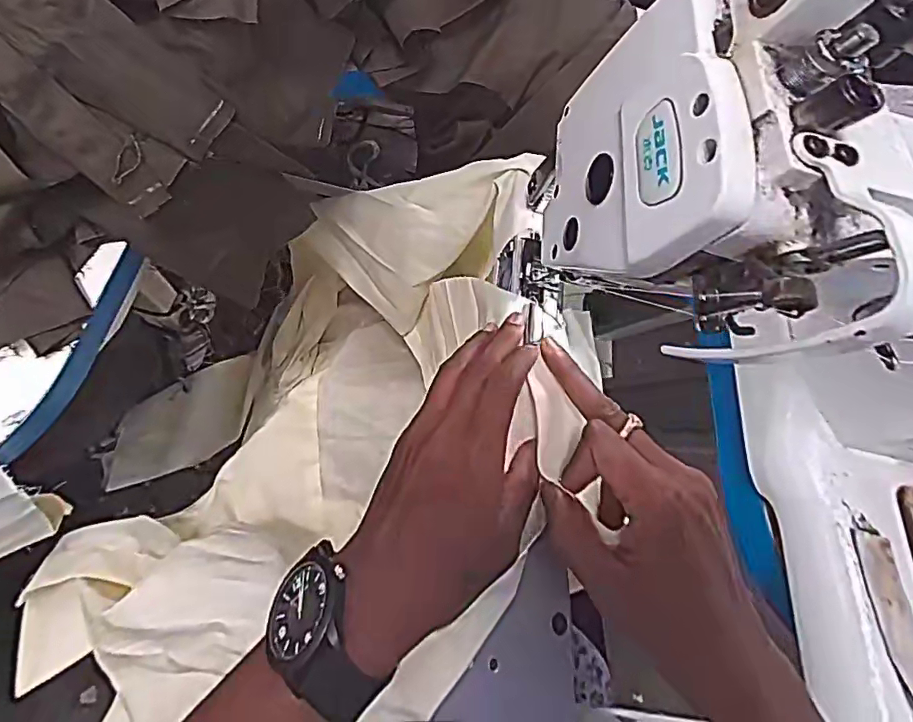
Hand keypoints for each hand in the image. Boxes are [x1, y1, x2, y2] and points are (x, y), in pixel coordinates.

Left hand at [334, 315, 541, 677]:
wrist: (381, 587)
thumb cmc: (440, 570)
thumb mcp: (503, 539)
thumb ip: (520, 486)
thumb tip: (528, 453)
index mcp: (475, 458)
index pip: (499, 390)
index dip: (517, 362)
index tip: (530, 348)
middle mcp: (445, 438)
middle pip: (474, 373)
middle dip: (498, 343)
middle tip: (515, 325)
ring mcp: (422, 437)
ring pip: (450, 377)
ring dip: (473, 350)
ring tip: (491, 333)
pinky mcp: (407, 443)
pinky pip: (435, 392)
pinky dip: (453, 370)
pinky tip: (461, 368)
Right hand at [537, 341, 822, 721]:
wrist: (727, 653)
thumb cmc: (678, 628)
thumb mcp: (603, 580)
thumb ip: (566, 524)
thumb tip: (547, 490)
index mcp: (660, 497)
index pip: (604, 435)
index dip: (572, 447)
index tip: (552, 399)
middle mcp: (684, 480)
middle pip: (621, 428)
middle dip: (586, 438)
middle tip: (557, 376)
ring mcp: (696, 485)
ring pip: (636, 446)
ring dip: (609, 471)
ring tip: (605, 522)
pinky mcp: (700, 494)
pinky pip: (655, 467)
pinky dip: (630, 483)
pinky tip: (625, 524)